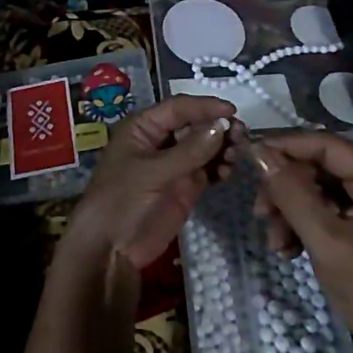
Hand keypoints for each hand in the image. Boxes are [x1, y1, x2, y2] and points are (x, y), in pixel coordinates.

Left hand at [67, 96, 238, 268]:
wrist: (111, 245)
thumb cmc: (121, 199)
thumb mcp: (152, 172)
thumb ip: (188, 151)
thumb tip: (222, 126)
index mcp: (142, 128)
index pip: (177, 108)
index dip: (204, 107)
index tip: (233, 111)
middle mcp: (159, 141)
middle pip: (194, 125)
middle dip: (217, 128)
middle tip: (242, 137)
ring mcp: (173, 164)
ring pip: (204, 147)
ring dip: (222, 148)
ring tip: (235, 157)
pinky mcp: (184, 186)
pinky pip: (207, 169)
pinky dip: (219, 168)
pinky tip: (228, 172)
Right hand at [247, 133, 352, 352]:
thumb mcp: (324, 241)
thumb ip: (291, 194)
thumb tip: (259, 154)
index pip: (331, 147)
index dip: (288, 146)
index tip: (250, 156)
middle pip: (322, 167)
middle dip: (286, 188)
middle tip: (259, 213)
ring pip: (319, 187)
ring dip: (290, 210)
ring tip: (274, 241)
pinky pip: (326, 206)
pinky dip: (303, 222)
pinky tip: (288, 247)